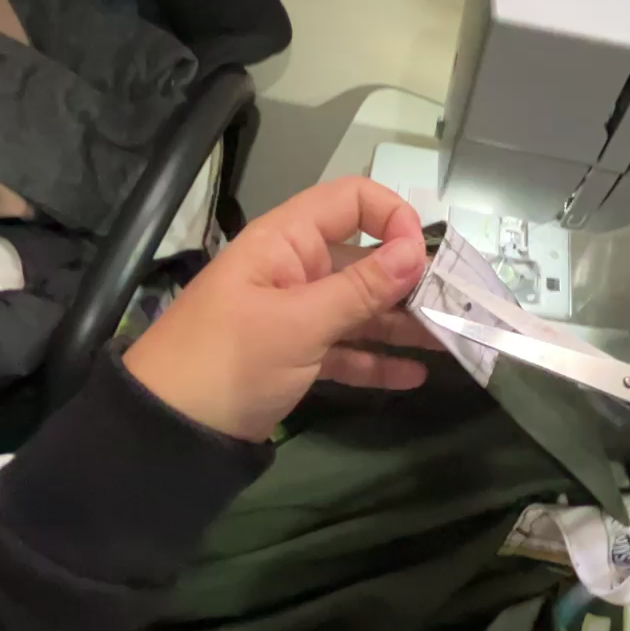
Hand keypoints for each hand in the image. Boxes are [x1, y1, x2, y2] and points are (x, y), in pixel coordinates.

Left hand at [122, 177, 434, 441]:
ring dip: (403, 324)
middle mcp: (297, 269)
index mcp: (288, 241)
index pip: (351, 201)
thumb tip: (417, 251)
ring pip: (361, 308)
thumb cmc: (232, 360)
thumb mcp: (300, 322)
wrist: (172, 429)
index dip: (392, 219)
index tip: (424, 258)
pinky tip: (415, 374)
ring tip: (451, 341)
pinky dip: (377, 360)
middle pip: (365, 260)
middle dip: (411, 280)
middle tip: (457, 306)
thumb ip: (361, 288)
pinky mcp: (298, 356)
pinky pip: (347, 349)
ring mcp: (298, 314)